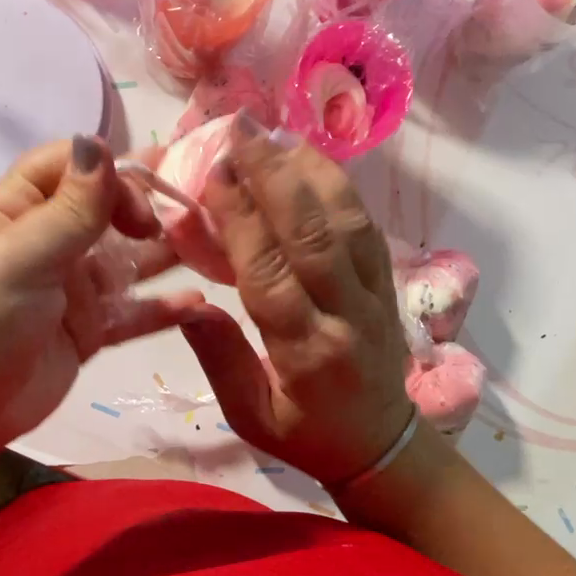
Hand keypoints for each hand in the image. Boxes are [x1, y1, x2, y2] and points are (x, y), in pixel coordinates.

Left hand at [0, 137, 210, 489]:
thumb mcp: (19, 260)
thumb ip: (69, 210)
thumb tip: (101, 140)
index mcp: (12, 211)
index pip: (68, 167)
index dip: (109, 172)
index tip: (142, 200)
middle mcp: (43, 244)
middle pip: (104, 211)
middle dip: (147, 207)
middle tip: (198, 212)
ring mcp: (66, 291)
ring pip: (124, 262)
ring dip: (163, 254)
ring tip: (211, 248)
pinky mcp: (84, 334)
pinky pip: (128, 313)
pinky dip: (159, 309)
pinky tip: (198, 303)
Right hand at [179, 116, 417, 487]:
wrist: (381, 445)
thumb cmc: (307, 437)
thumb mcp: (251, 416)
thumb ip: (222, 360)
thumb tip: (188, 305)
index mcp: (306, 354)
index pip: (271, 275)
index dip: (242, 221)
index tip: (214, 175)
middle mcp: (346, 316)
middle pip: (313, 234)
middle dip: (274, 176)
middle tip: (239, 129)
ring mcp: (375, 295)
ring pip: (347, 221)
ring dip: (309, 170)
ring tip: (272, 133)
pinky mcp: (387, 284)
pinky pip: (364, 227)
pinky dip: (338, 187)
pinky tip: (310, 159)